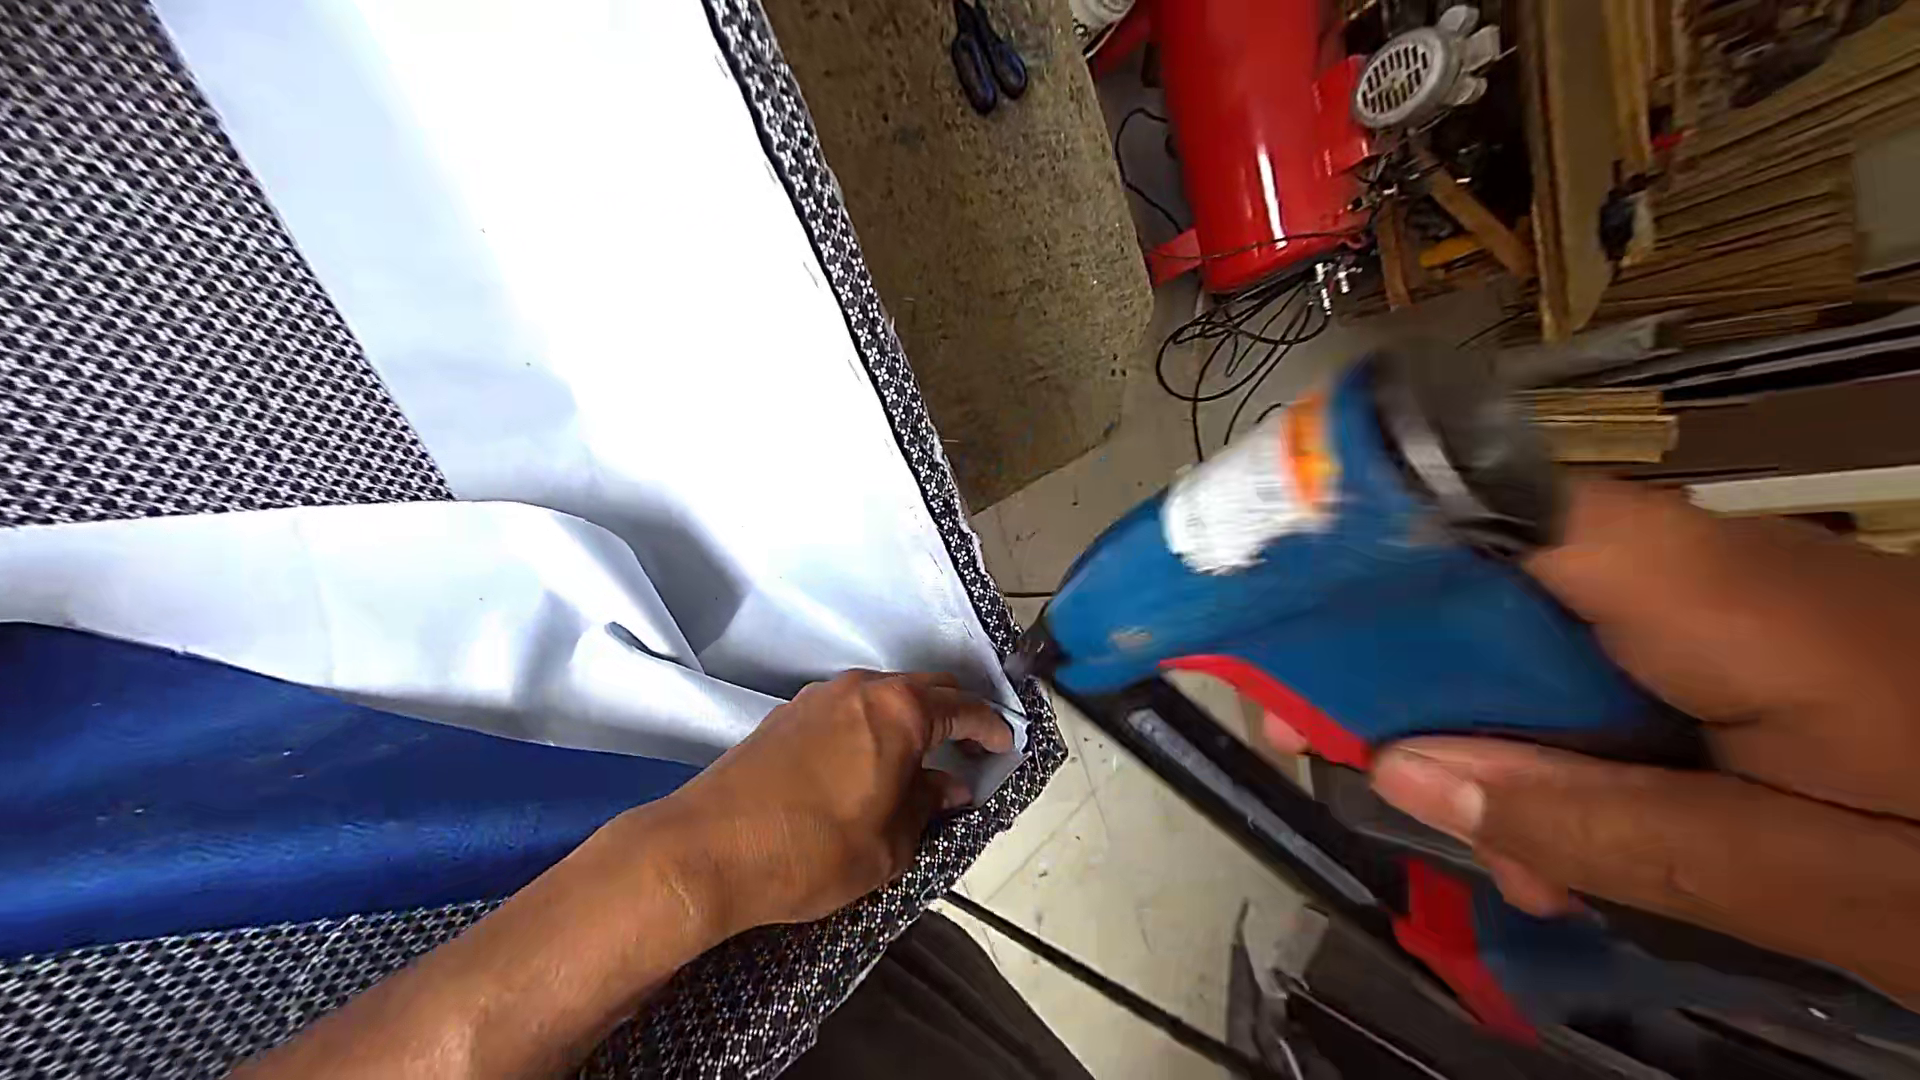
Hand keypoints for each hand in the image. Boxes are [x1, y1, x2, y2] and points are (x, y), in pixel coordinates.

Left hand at [655, 670, 1012, 934]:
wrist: (707, 849)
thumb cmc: (810, 850)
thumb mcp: (888, 845)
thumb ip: (927, 806)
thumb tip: (949, 787)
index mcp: (898, 711)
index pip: (963, 707)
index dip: (991, 727)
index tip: (1004, 744)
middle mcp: (863, 688)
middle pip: (927, 687)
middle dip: (956, 712)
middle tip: (971, 747)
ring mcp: (823, 695)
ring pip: (886, 693)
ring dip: (913, 716)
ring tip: (921, 757)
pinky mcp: (791, 711)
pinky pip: (852, 704)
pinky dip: (876, 721)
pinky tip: (870, 757)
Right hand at [1359, 479, 1919, 1003]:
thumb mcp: (1841, 886)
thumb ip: (1606, 829)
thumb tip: (1401, 777)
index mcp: (1712, 588)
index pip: (1497, 498)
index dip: (1371, 521)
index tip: (1282, 586)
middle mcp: (1672, 567)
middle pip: (1465, 575)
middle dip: (1377, 659)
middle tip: (1307, 732)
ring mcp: (1682, 603)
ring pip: (1503, 636)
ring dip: (1452, 720)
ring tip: (1446, 821)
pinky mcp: (1696, 641)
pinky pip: (1560, 672)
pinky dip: (1524, 742)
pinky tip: (1543, 831)